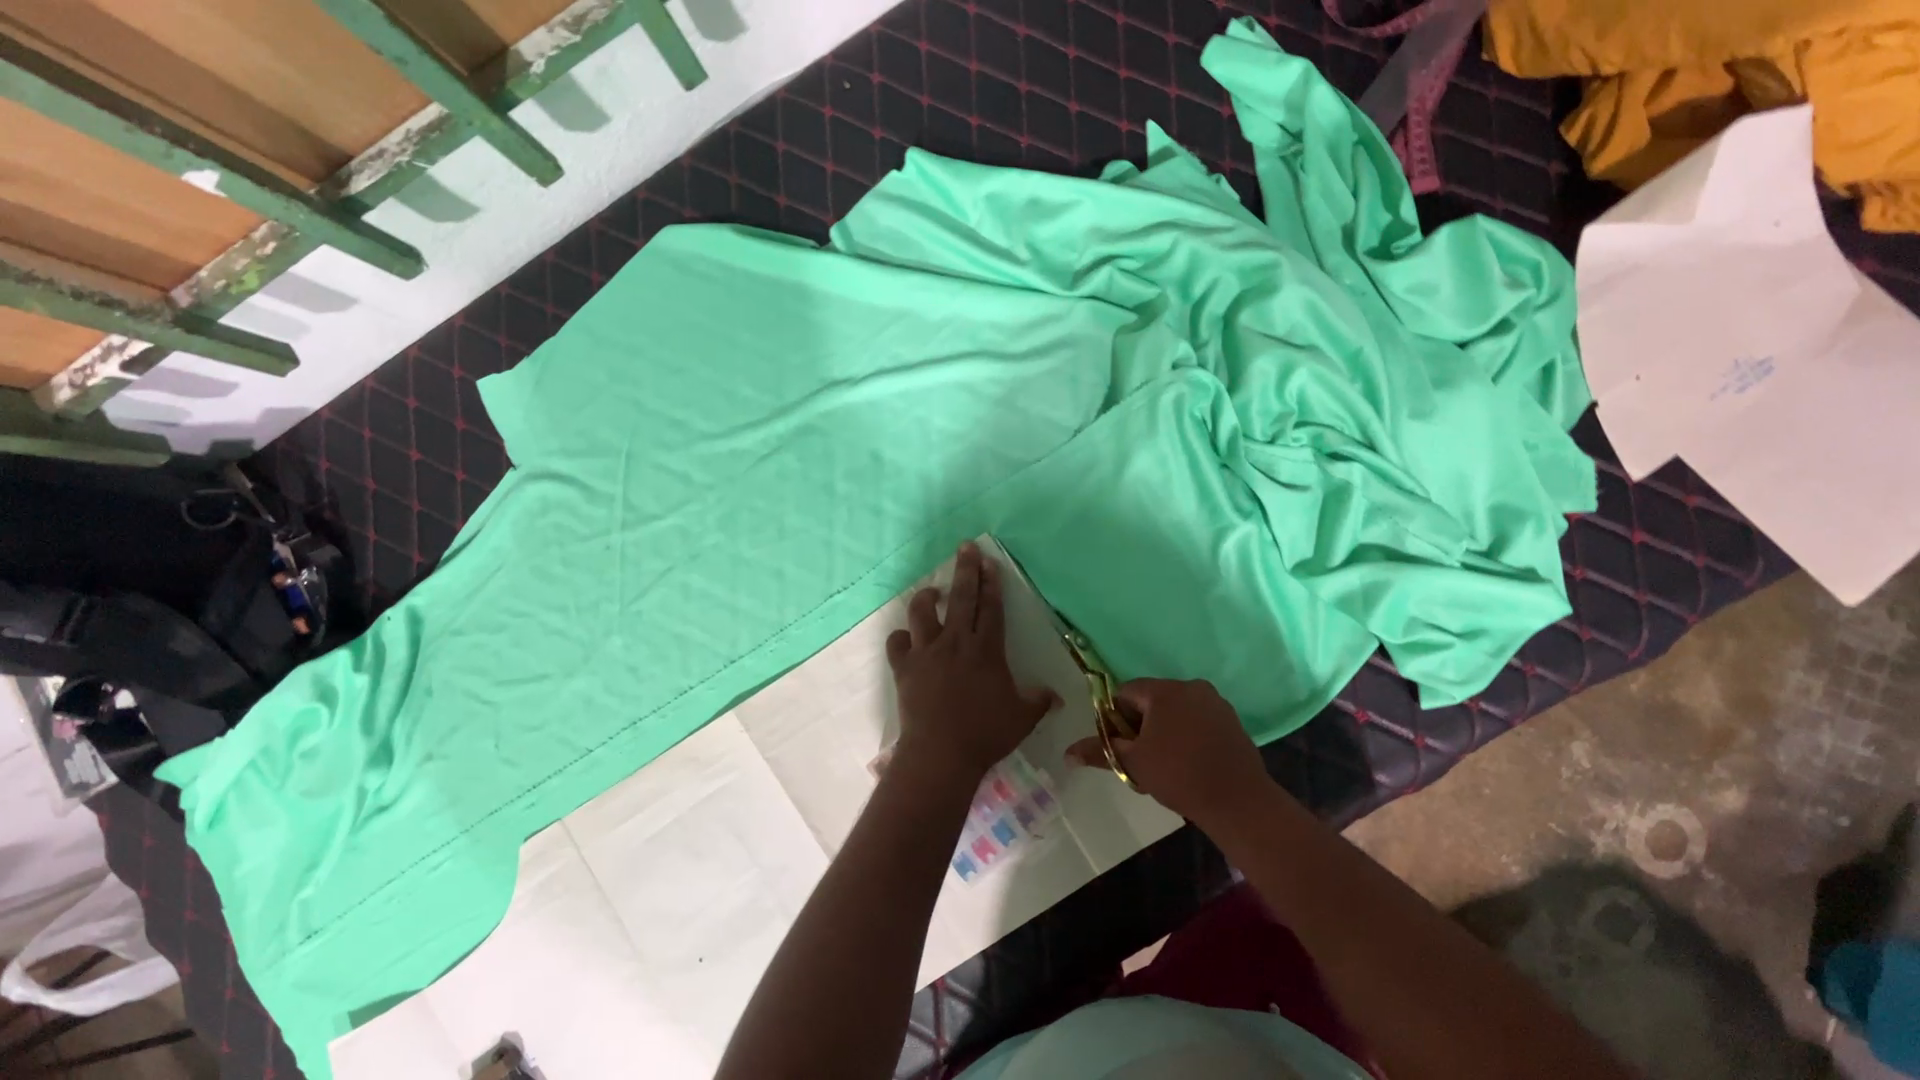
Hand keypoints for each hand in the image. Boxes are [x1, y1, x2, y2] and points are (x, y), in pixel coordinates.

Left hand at [888, 542, 1058, 779]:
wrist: (942, 752)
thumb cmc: (986, 733)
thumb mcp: (1023, 718)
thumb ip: (1038, 701)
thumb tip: (1055, 696)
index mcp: (986, 650)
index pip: (992, 608)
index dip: (992, 583)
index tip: (990, 562)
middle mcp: (956, 642)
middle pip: (962, 598)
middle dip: (966, 570)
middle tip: (965, 547)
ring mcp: (926, 653)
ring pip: (922, 613)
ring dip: (927, 597)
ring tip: (932, 590)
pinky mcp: (904, 668)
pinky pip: (897, 643)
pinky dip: (901, 638)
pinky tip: (906, 638)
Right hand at [1067, 677, 1279, 827]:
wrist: (1237, 799)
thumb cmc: (1178, 775)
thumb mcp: (1133, 764)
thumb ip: (1099, 751)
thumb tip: (1067, 753)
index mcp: (1165, 690)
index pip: (1126, 692)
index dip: (1116, 718)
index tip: (1120, 745)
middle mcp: (1191, 687)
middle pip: (1152, 700)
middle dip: (1140, 725)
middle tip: (1140, 757)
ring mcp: (1216, 703)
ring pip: (1177, 711)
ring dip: (1164, 730)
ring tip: (1164, 764)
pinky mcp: (1232, 720)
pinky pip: (1198, 720)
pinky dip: (1187, 735)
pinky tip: (1188, 763)